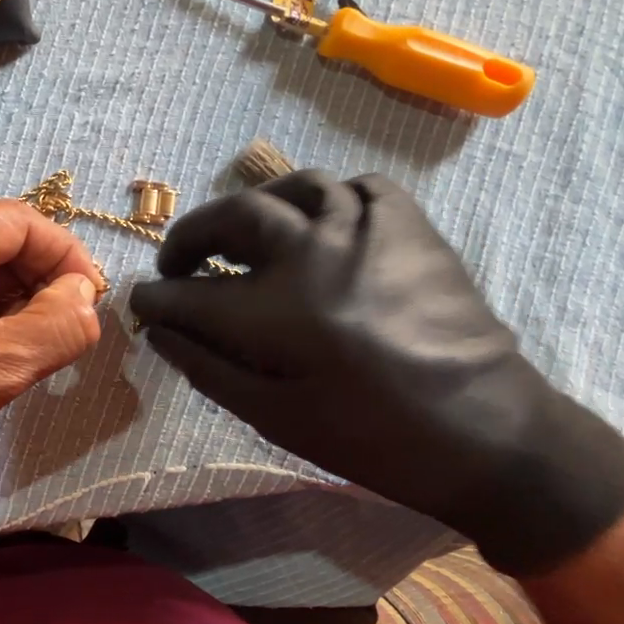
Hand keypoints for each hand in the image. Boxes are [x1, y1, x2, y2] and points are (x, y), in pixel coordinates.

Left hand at [0, 200, 103, 496]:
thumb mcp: (0, 364)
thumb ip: (61, 324)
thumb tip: (86, 296)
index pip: (21, 221)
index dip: (66, 257)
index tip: (92, 302)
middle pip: (0, 240)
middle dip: (40, 282)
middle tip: (65, 330)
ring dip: (16, 301)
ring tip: (31, 347)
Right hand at [129, 171, 623, 574]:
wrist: (482, 431)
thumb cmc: (367, 436)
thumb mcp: (271, 416)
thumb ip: (206, 367)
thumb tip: (158, 332)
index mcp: (272, 311)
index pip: (187, 293)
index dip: (153, 298)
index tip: (140, 303)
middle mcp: (311, 253)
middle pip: (232, 216)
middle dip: (189, 237)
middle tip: (176, 264)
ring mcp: (365, 229)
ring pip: (293, 187)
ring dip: (251, 207)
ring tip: (239, 236)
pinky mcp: (409, 226)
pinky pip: (354, 187)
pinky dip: (319, 198)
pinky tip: (311, 227)